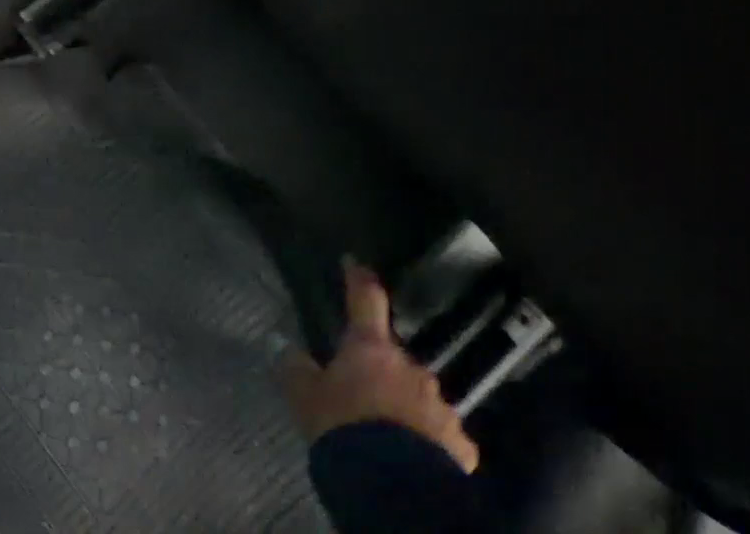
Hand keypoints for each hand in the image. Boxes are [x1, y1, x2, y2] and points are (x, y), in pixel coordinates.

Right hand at [282, 260, 479, 472]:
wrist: (392, 484)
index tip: (355, 264)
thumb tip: (290, 350)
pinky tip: (404, 455)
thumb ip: (295, 368)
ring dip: (399, 405)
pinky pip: (436, 432)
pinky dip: (421, 438)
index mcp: (370, 349)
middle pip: (391, 359)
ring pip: (415, 396)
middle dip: (376, 370)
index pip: (365, 303)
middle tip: (354, 392)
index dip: (359, 281)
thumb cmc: (340, 426)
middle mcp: (410, 369)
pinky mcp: (460, 443)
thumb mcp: (302, 395)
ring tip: (378, 431)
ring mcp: (440, 406)